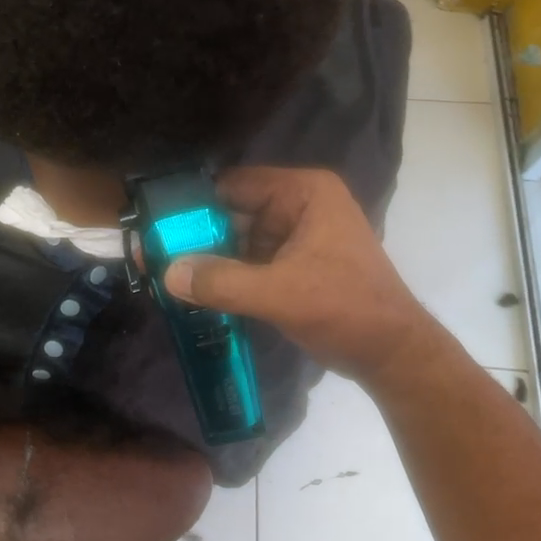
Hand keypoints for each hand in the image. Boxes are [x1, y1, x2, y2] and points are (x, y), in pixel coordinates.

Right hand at [162, 166, 435, 381]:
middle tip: (147, 252)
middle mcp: (297, 207)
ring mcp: (294, 237)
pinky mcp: (290, 267)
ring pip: (235, 240)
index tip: (152, 223)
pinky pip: (245, 263)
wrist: (392, 356)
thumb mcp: (280, 294)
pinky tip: (188, 289)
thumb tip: (167, 273)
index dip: (192, 202)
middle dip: (193, 234)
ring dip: (203, 258)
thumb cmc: (346, 309)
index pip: (233, 185)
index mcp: (303, 193)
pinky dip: (221, 275)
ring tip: (158, 271)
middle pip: (230, 212)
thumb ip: (221, 281)